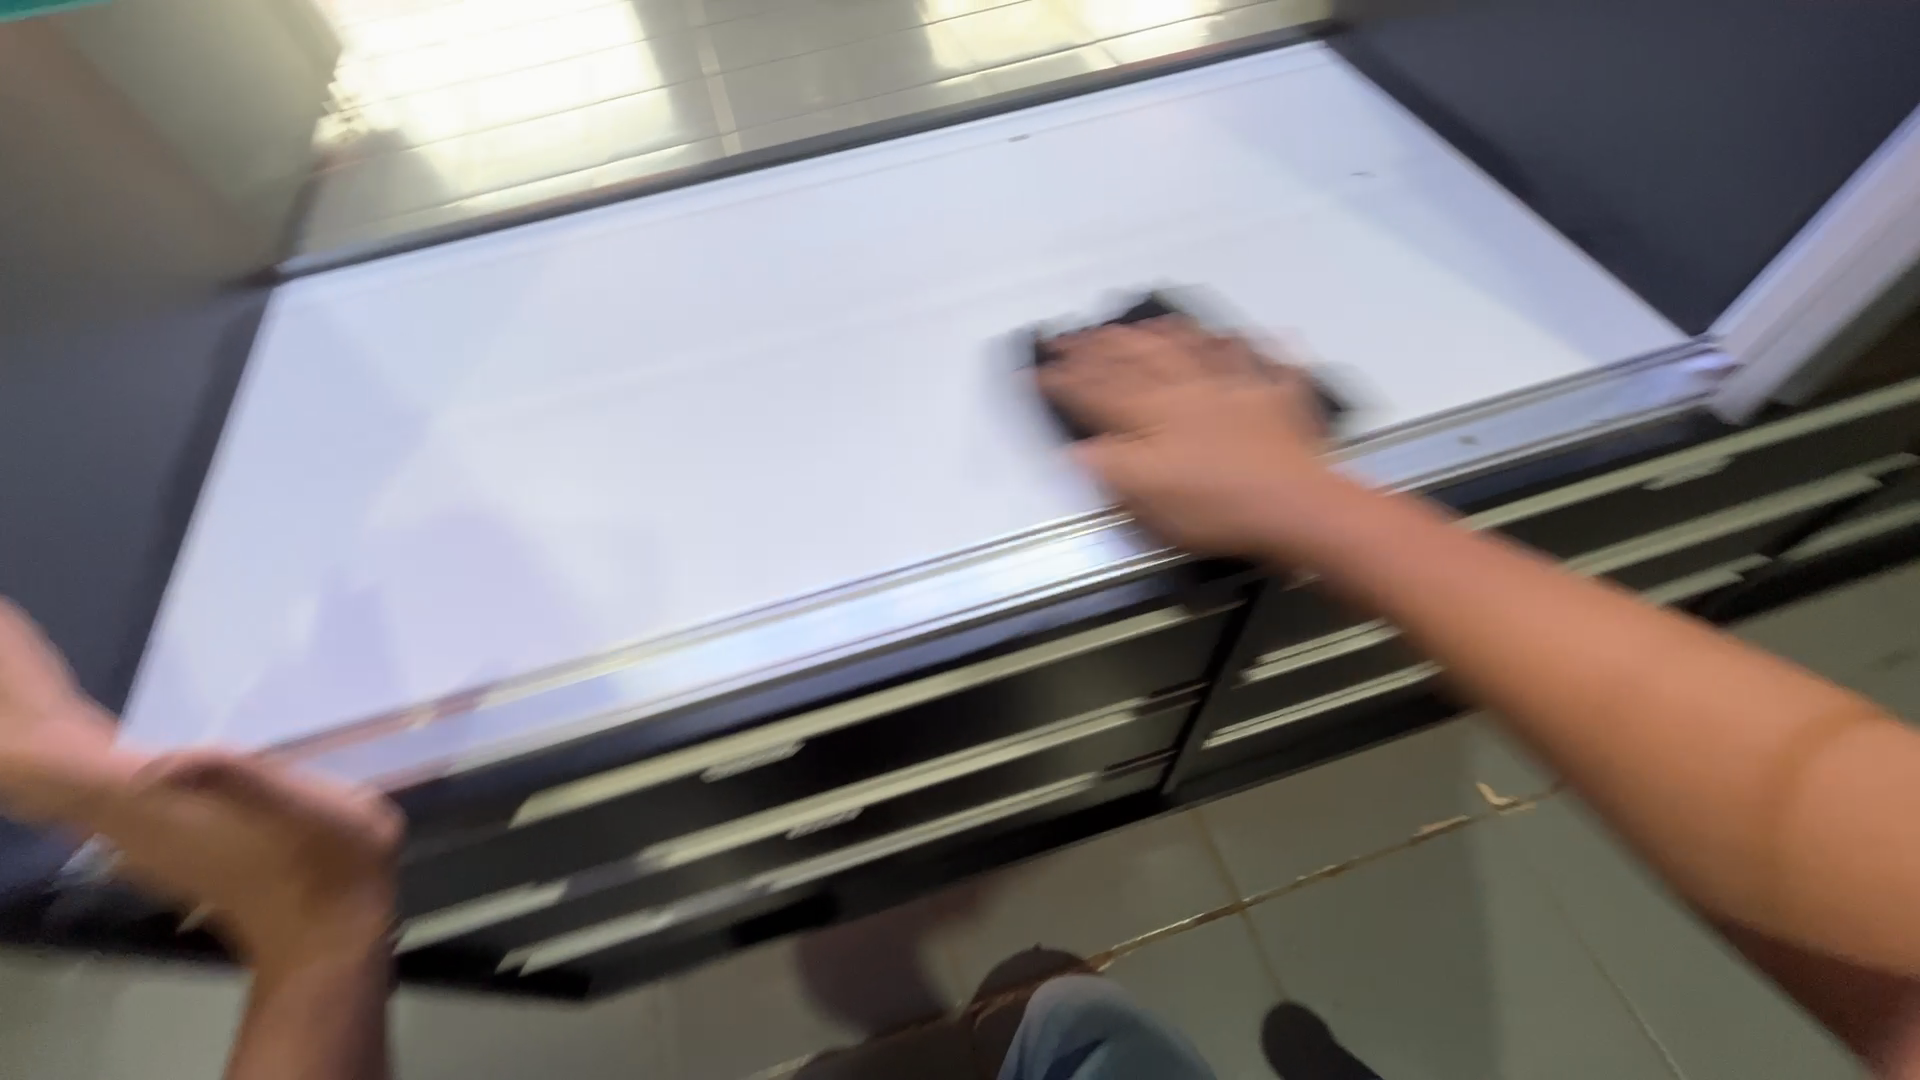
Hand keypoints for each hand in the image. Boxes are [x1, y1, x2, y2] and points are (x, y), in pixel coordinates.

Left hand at [0, 598, 399, 975]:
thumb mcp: (308, 811)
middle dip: (16, 687)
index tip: (3, 616)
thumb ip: (242, 782)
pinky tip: (79, 727)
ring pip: (42, 765)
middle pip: (27, 749)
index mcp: (145, 798)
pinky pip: (75, 775)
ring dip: (28, 711)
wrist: (326, 923)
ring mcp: (132, 822)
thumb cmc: (327, 857)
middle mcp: (118, 809)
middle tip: (7, 624)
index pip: (40, 742)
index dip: (17, 683)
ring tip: (27, 665)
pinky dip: (59, 736)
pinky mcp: (156, 825)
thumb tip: (168, 760)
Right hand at [1038, 319, 1357, 560]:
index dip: (1063, 380)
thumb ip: (1107, 467)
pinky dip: (1236, 344)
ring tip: (1138, 323)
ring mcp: (1232, 387)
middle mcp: (1187, 389)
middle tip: (1071, 335)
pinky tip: (1230, 335)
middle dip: (1098, 346)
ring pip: (1187, 348)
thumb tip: (1070, 450)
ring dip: (1157, 334)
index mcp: (1152, 414)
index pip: (1097, 390)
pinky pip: (1252, 359)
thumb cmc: (1215, 507)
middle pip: (1136, 358)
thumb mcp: (1146, 497)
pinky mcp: (1271, 397)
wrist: (1295, 506)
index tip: (1035, 371)